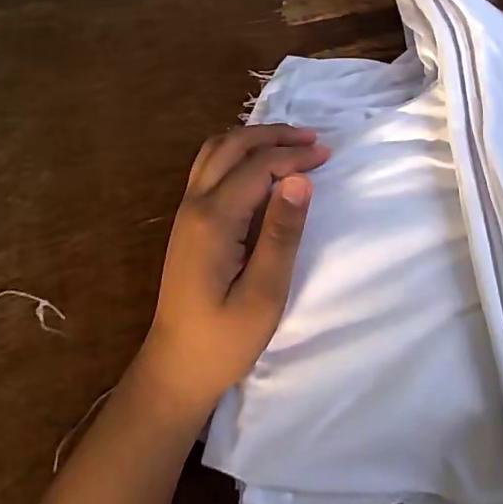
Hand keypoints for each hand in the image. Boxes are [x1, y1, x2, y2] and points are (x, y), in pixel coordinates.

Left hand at [131, 124, 330, 415]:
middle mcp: (194, 204)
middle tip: (312, 138)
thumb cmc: (224, 340)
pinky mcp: (187, 219)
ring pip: (217, 149)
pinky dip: (239, 151)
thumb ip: (282, 234)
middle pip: (233, 145)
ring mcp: (186, 209)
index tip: (327, 154)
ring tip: (290, 143)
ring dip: (254, 138)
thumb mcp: (264, 295)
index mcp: (214, 220)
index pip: (258, 166)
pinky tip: (260, 163)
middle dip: (274, 135)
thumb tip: (299, 179)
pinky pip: (210, 165)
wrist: (175, 368)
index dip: (294, 155)